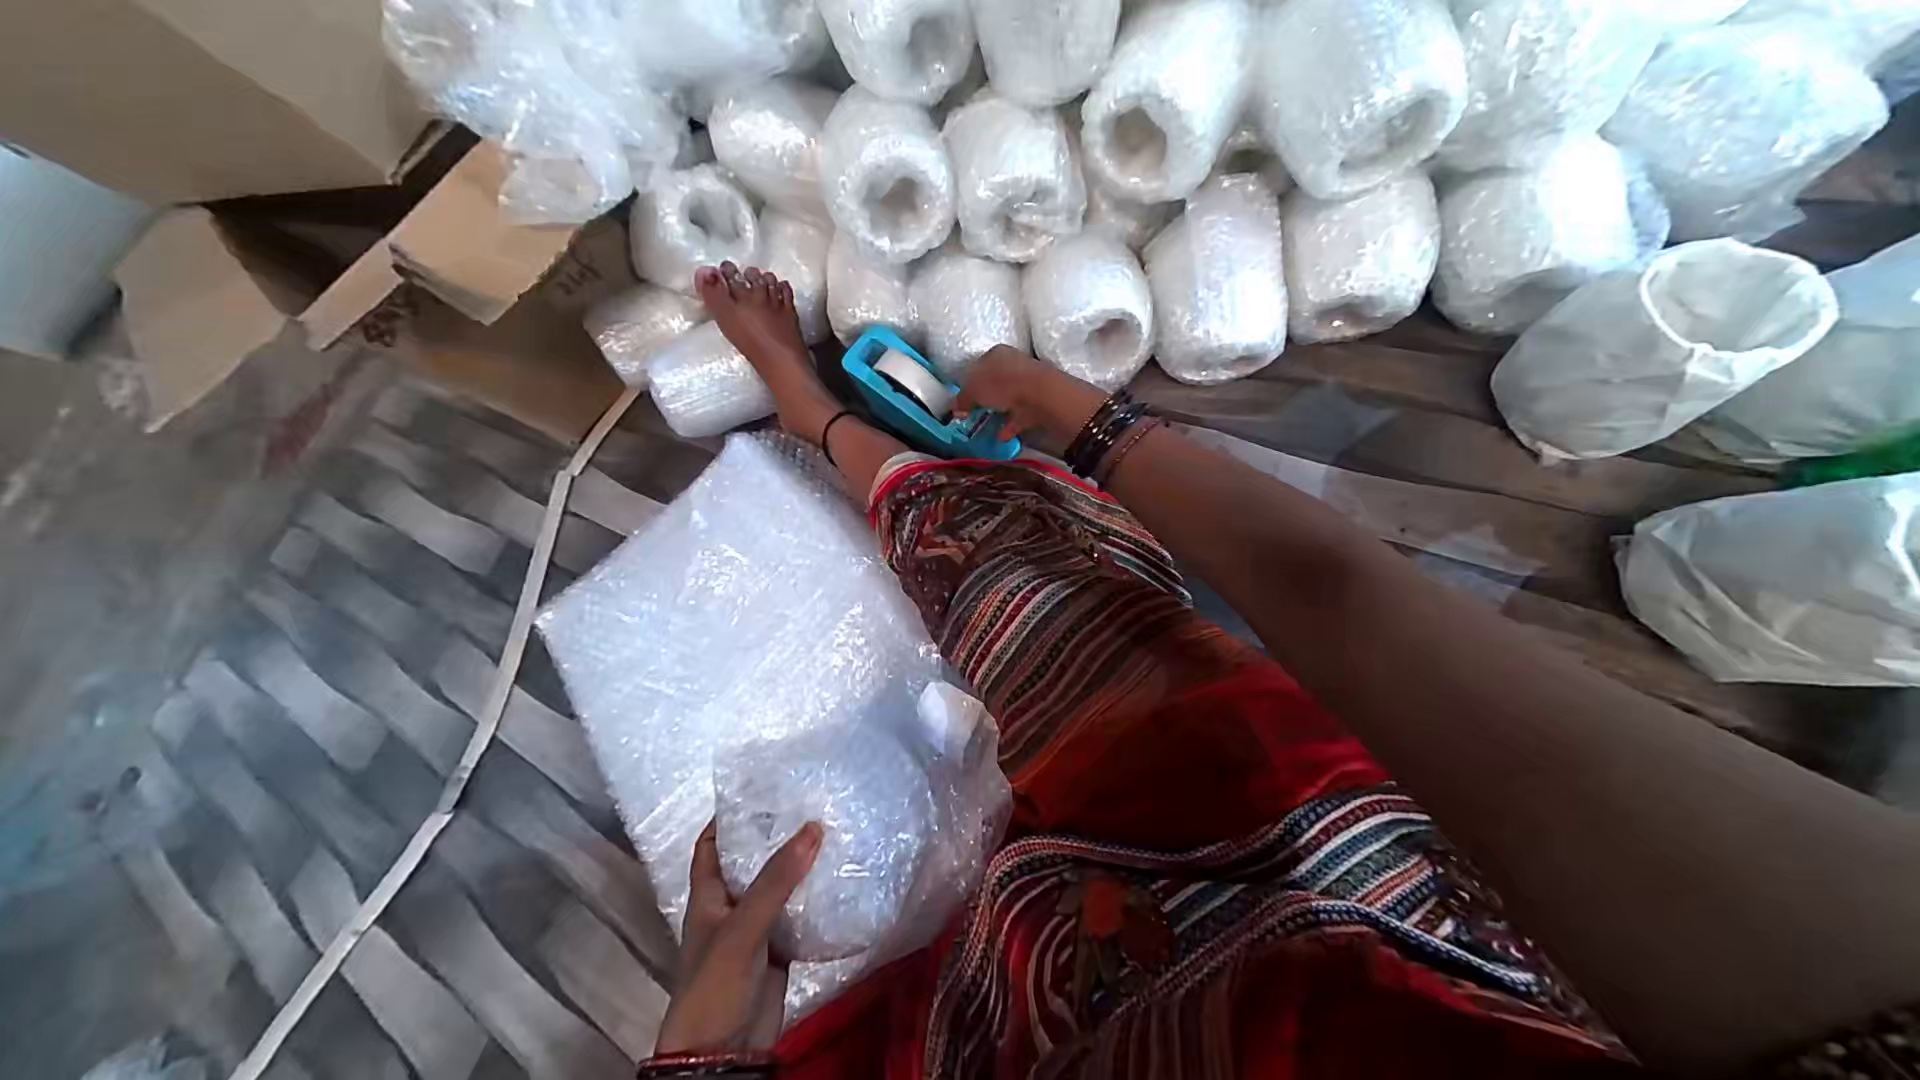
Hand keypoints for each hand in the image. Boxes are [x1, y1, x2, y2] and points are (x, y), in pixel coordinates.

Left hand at [654, 820, 823, 1055]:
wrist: (725, 1055)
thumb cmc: (715, 985)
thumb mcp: (742, 928)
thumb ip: (776, 880)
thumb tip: (813, 827)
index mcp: (708, 896)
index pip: (710, 845)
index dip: (727, 817)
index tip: (758, 790)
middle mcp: (732, 906)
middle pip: (752, 861)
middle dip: (775, 835)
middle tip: (808, 804)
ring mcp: (757, 929)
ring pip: (779, 887)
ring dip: (800, 864)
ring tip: (831, 830)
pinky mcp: (780, 949)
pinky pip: (799, 914)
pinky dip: (816, 898)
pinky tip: (839, 878)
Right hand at [956, 346, 1106, 455]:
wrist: (1040, 396)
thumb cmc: (1001, 384)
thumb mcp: (973, 390)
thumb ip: (962, 399)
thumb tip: (956, 409)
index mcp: (996, 354)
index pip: (977, 366)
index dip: (967, 384)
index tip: (961, 401)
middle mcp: (1013, 364)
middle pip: (993, 382)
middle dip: (983, 398)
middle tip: (971, 414)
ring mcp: (1027, 383)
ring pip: (1007, 398)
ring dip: (997, 411)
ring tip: (984, 426)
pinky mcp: (1037, 402)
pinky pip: (1019, 415)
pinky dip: (1009, 425)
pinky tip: (1000, 436)